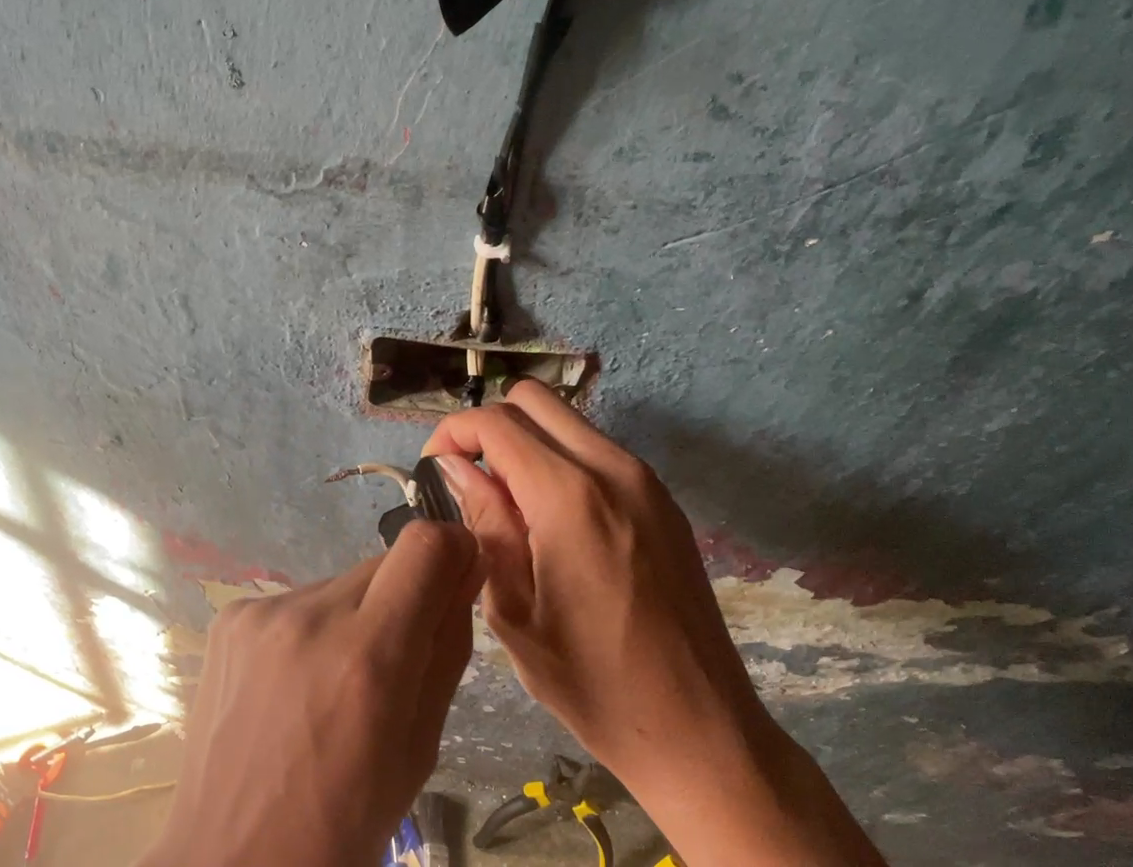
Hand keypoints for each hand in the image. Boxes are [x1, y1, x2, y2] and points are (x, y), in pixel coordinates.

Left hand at [138, 522, 480, 866]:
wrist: (233, 855)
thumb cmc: (344, 820)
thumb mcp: (420, 747)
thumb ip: (445, 650)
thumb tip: (462, 576)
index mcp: (370, 656)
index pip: (427, 545)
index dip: (452, 553)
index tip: (456, 581)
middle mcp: (312, 615)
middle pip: (383, 565)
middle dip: (401, 601)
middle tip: (389, 665)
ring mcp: (262, 612)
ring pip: (339, 585)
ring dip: (351, 620)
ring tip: (331, 687)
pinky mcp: (230, 618)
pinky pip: (295, 603)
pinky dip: (308, 631)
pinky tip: (292, 686)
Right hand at [425, 380, 885, 866]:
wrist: (700, 731)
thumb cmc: (591, 683)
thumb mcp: (513, 611)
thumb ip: (485, 522)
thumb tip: (454, 467)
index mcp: (570, 498)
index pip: (495, 422)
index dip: (451, 434)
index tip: (433, 471)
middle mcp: (614, 470)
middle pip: (533, 400)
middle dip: (488, 426)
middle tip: (467, 480)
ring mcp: (647, 483)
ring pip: (568, 421)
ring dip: (526, 442)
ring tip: (506, 505)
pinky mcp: (664, 503)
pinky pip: (597, 451)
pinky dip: (561, 461)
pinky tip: (549, 521)